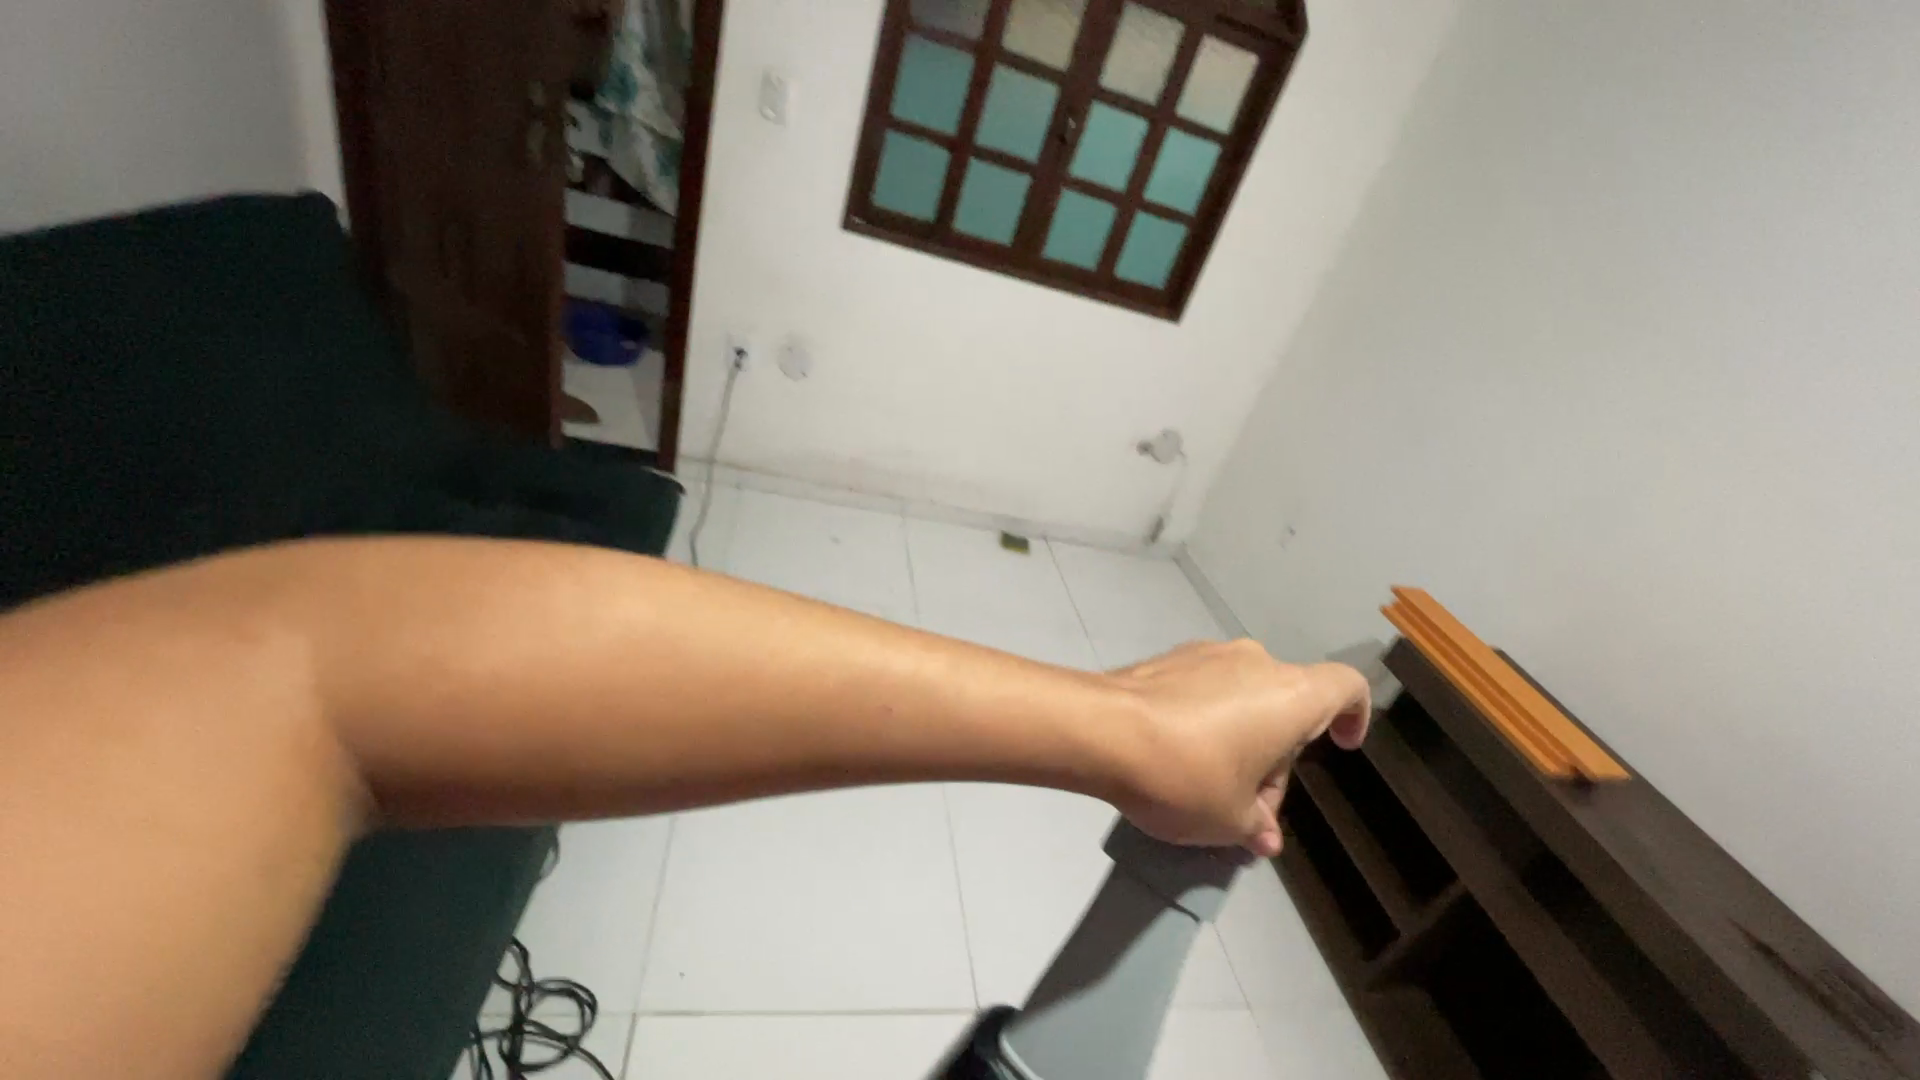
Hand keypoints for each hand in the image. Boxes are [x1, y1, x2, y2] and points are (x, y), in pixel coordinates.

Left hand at [1107, 641, 1370, 856]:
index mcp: (1289, 694)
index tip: (1340, 746)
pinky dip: (1201, 721)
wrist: (1100, 729)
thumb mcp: (1229, 819)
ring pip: (1241, 698)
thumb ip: (1255, 824)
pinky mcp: (1164, 659)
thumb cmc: (1184, 774)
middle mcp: (1253, 662)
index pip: (1346, 687)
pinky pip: (1201, 690)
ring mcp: (1204, 654)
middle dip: (1275, 759)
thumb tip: (1261, 834)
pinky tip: (1173, 758)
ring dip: (1237, 740)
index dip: (1353, 715)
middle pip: (1285, 706)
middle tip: (1245, 810)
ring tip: (1205, 790)